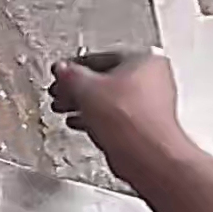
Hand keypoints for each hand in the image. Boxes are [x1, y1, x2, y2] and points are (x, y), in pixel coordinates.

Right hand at [48, 49, 199, 186]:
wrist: (146, 154)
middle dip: (77, 87)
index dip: (74, 66)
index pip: (100, 57)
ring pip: (109, 98)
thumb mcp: (86, 89)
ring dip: (84, 103)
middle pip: (105, 78)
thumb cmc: (128, 120)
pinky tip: (81, 123)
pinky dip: (95, 117)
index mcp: (144, 60)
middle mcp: (152, 78)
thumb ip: (70, 76)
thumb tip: (61, 69)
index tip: (60, 73)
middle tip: (60, 92)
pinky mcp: (142, 124)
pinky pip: (114, 115)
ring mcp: (150, 102)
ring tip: (64, 108)